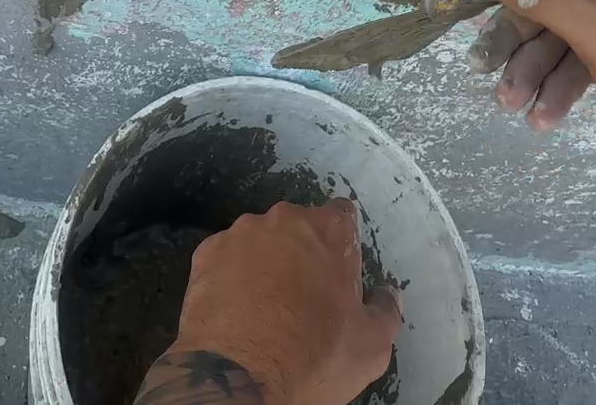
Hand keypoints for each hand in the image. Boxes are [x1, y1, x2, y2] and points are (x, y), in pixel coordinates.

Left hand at [143, 200, 401, 404]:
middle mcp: (283, 219)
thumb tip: (388, 294)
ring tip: (265, 307)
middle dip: (303, 252)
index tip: (338, 271)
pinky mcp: (206, 251)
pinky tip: (236, 309)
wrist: (237, 380)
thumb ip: (385, 312)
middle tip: (304, 297)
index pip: (343, 215)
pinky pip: (227, 257)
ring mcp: (240, 232)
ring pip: (261, 240)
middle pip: (299, 227)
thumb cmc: (313, 358)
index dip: (342, 241)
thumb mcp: (370, 347)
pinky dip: (232, 275)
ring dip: (266, 262)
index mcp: (327, 230)